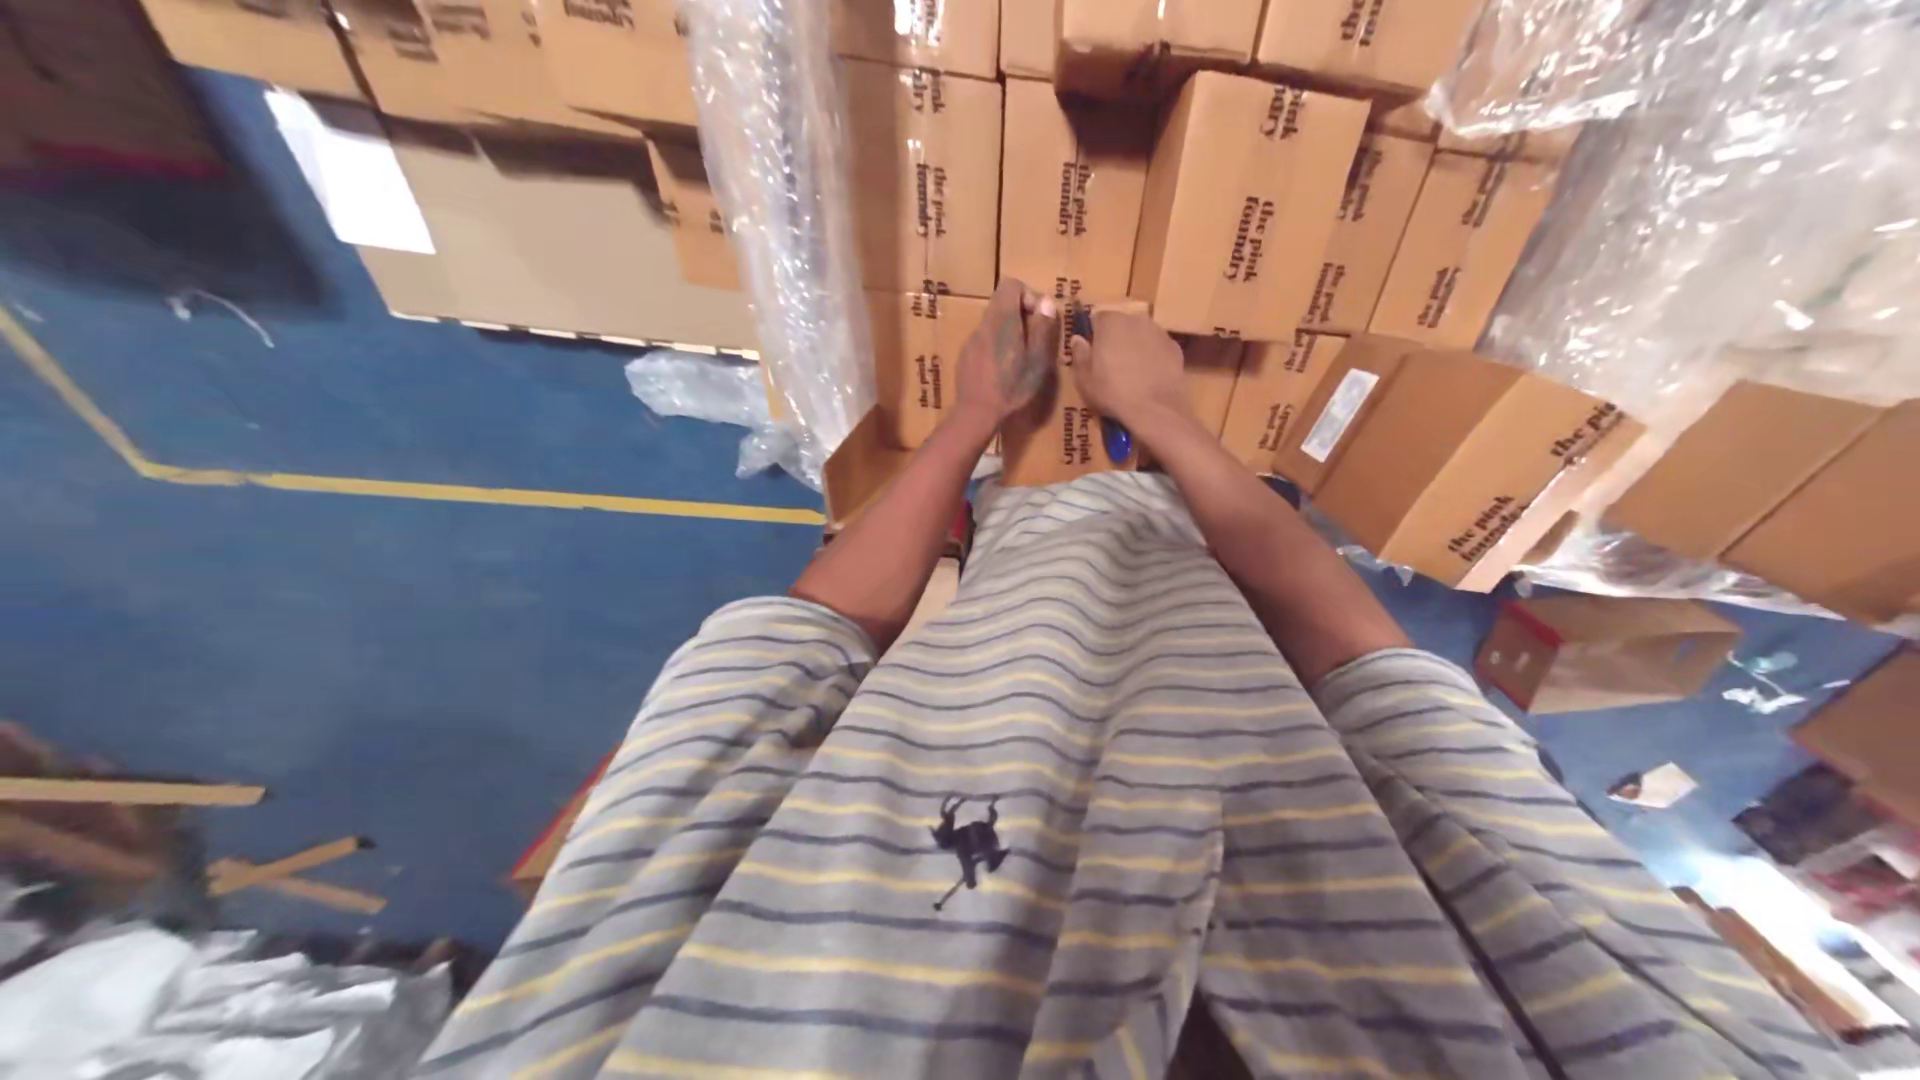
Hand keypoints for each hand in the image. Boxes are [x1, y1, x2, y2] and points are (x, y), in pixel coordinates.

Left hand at [950, 278, 1057, 436]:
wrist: (976, 412)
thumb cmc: (1011, 387)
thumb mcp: (1036, 360)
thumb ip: (1042, 327)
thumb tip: (1047, 301)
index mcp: (1002, 320)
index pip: (1010, 285)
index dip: (1028, 295)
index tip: (1037, 318)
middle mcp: (983, 325)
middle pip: (1001, 303)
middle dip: (1020, 314)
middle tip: (1033, 339)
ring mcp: (971, 340)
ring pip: (992, 322)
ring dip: (1008, 331)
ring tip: (1019, 356)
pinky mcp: (965, 355)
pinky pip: (983, 339)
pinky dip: (996, 345)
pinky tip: (1001, 369)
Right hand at [1068, 310, 1189, 430]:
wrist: (1154, 408)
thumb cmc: (1112, 392)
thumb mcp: (1084, 379)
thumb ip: (1079, 355)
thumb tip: (1077, 339)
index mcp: (1111, 322)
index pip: (1098, 317)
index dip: (1094, 334)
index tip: (1093, 351)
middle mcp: (1136, 319)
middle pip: (1122, 324)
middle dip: (1116, 338)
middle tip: (1111, 363)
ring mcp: (1159, 332)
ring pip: (1141, 335)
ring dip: (1135, 346)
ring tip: (1131, 371)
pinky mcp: (1175, 348)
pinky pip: (1157, 348)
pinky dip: (1153, 357)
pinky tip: (1148, 376)